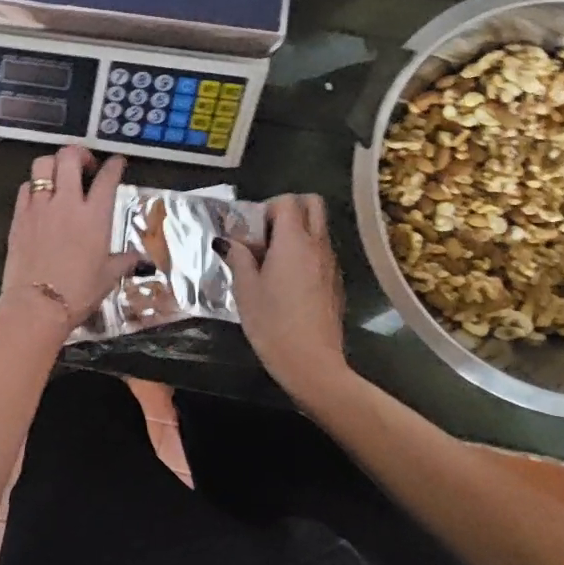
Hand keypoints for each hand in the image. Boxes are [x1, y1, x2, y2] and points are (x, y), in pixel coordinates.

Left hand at [0, 146, 141, 336]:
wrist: (37, 305)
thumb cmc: (77, 292)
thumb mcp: (107, 277)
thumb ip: (123, 261)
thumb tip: (139, 259)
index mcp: (94, 216)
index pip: (107, 178)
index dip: (114, 165)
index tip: (116, 162)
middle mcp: (67, 203)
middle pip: (69, 158)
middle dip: (79, 153)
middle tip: (84, 164)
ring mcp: (40, 207)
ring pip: (43, 165)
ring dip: (53, 163)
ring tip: (59, 173)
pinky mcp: (19, 216)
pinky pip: (25, 188)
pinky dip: (34, 185)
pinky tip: (39, 195)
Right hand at [222, 193, 354, 404]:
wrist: (312, 363)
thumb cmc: (272, 323)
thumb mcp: (245, 289)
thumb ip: (238, 258)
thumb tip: (228, 242)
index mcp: (294, 241)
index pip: (288, 201)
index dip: (267, 208)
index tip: (251, 231)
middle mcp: (318, 246)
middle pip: (313, 205)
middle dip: (289, 210)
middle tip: (266, 234)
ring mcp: (331, 264)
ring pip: (319, 229)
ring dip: (298, 233)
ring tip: (272, 260)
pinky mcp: (336, 283)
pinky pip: (322, 253)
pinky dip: (306, 254)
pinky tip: (287, 282)